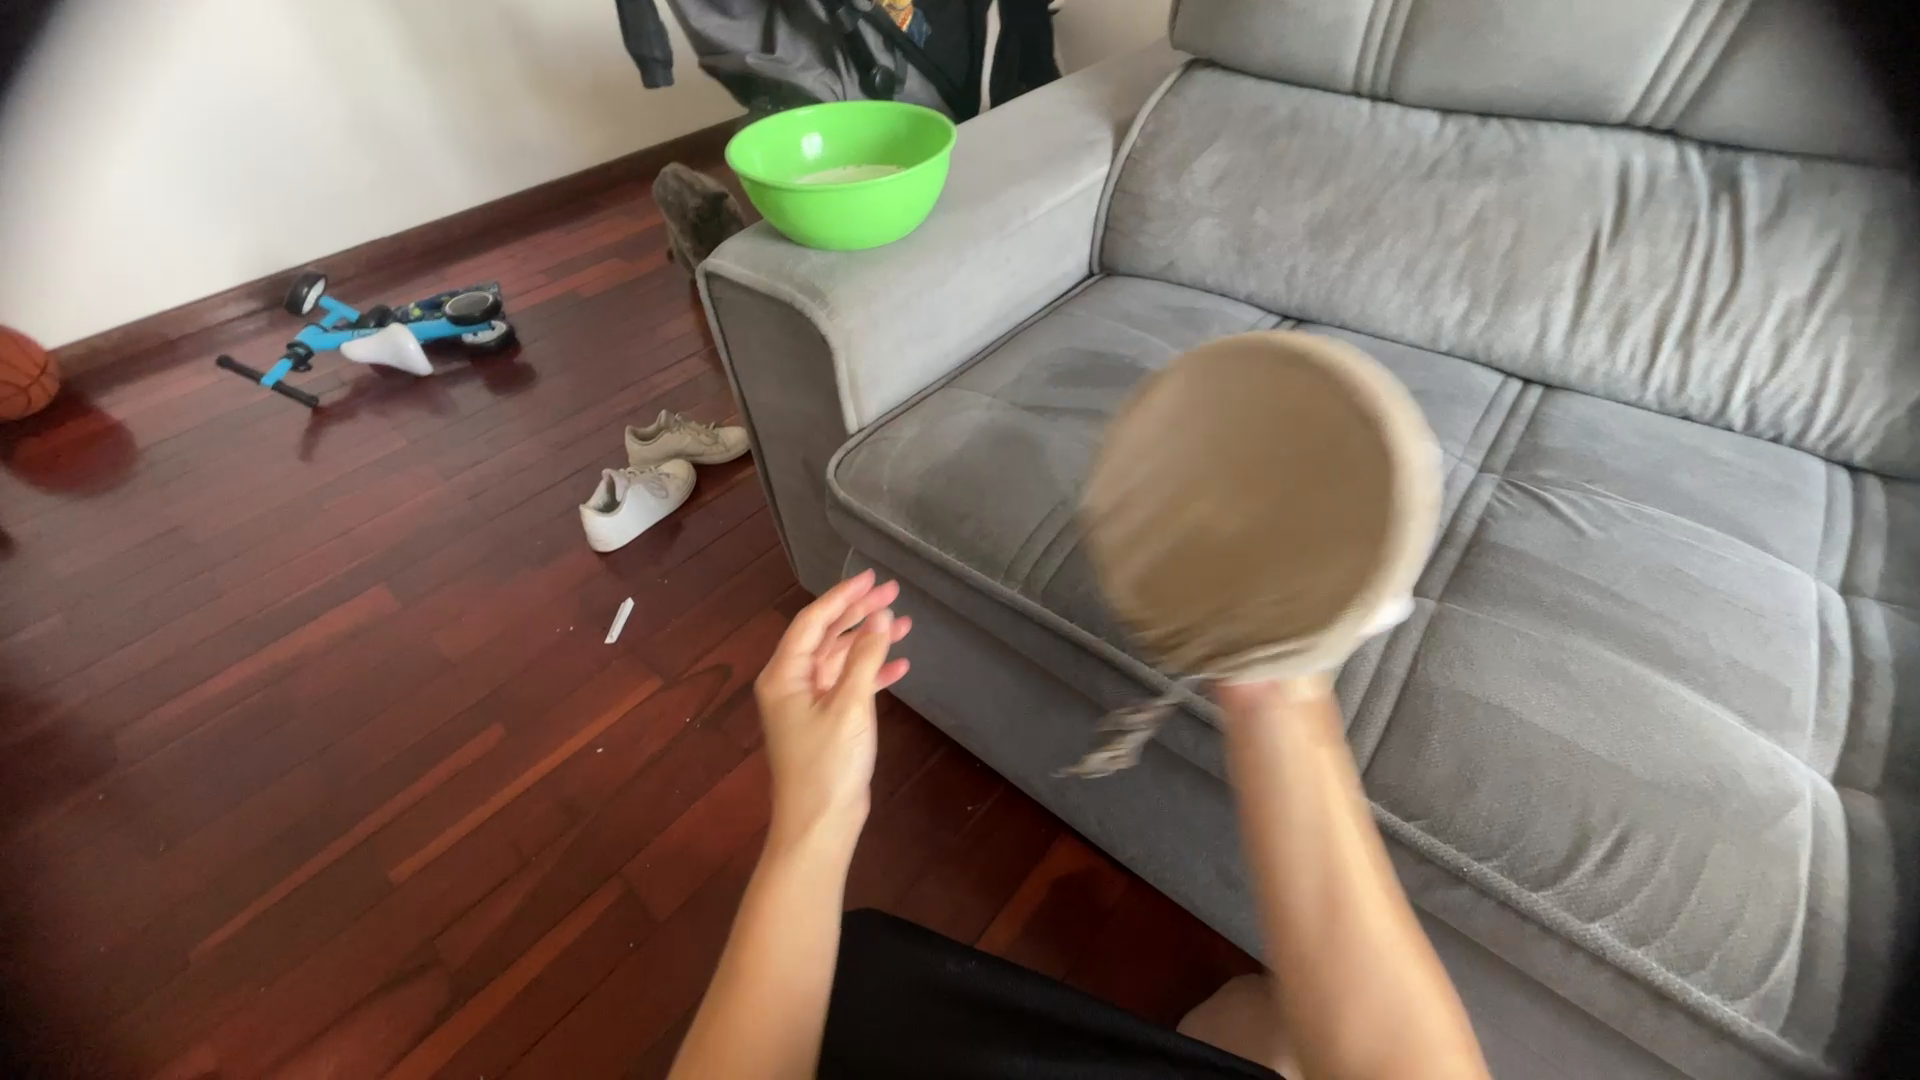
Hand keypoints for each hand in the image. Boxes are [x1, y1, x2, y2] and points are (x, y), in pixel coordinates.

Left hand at [754, 570, 912, 852]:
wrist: (819, 826)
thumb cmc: (828, 764)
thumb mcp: (849, 706)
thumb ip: (865, 657)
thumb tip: (881, 615)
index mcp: (784, 675)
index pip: (813, 621)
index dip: (843, 596)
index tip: (873, 578)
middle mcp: (791, 682)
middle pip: (826, 635)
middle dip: (859, 613)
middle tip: (893, 592)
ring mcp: (808, 703)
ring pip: (840, 658)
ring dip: (870, 641)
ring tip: (904, 623)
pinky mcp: (825, 721)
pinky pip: (848, 684)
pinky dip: (872, 673)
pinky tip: (901, 666)